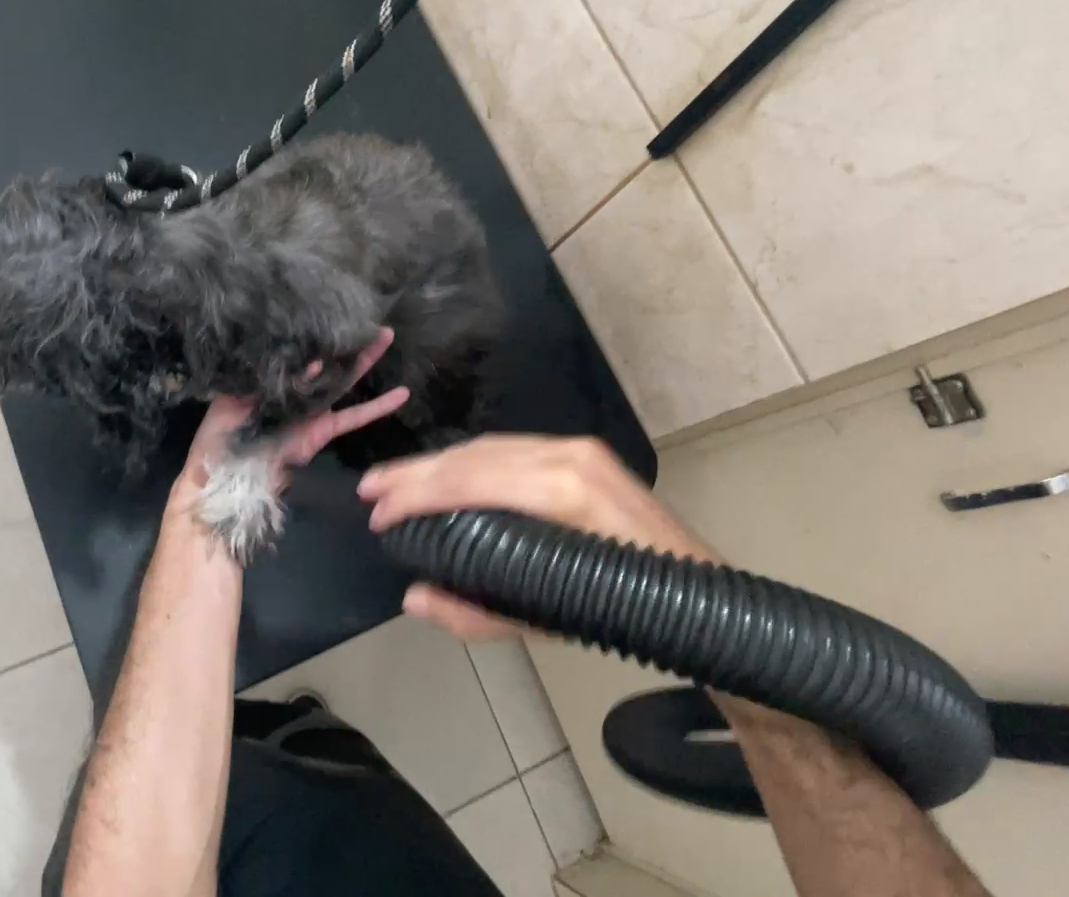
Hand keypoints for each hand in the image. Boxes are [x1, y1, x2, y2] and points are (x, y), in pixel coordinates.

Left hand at [167, 328, 409, 520]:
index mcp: (270, 380)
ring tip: (388, 336)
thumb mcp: (229, 396)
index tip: (329, 311)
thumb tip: (301, 358)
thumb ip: (260, 375)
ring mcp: (310, 410)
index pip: (295, 351)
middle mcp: (292, 391)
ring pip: (341, 380)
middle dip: (346, 339)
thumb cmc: (218, 438)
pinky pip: (352, 417)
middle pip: (324, 359)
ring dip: (365, 360)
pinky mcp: (322, 431)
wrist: (223, 480)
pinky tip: (400, 394)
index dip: (312, 333)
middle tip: (369, 316)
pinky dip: (376, 407)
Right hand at [356, 434, 722, 641]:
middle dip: (414, 473)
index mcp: (564, 493)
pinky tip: (443, 472)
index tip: (378, 513)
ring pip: (487, 446)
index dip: (416, 494)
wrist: (698, 592)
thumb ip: (476, 613)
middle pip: (473, 456)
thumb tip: (414, 596)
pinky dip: (467, 461)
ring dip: (436, 463)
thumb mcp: (548, 623)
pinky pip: (509, 447)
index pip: (471, 481)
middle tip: (370, 490)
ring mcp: (576, 449)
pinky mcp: (580, 450)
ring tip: (395, 480)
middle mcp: (568, 457)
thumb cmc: (625, 610)